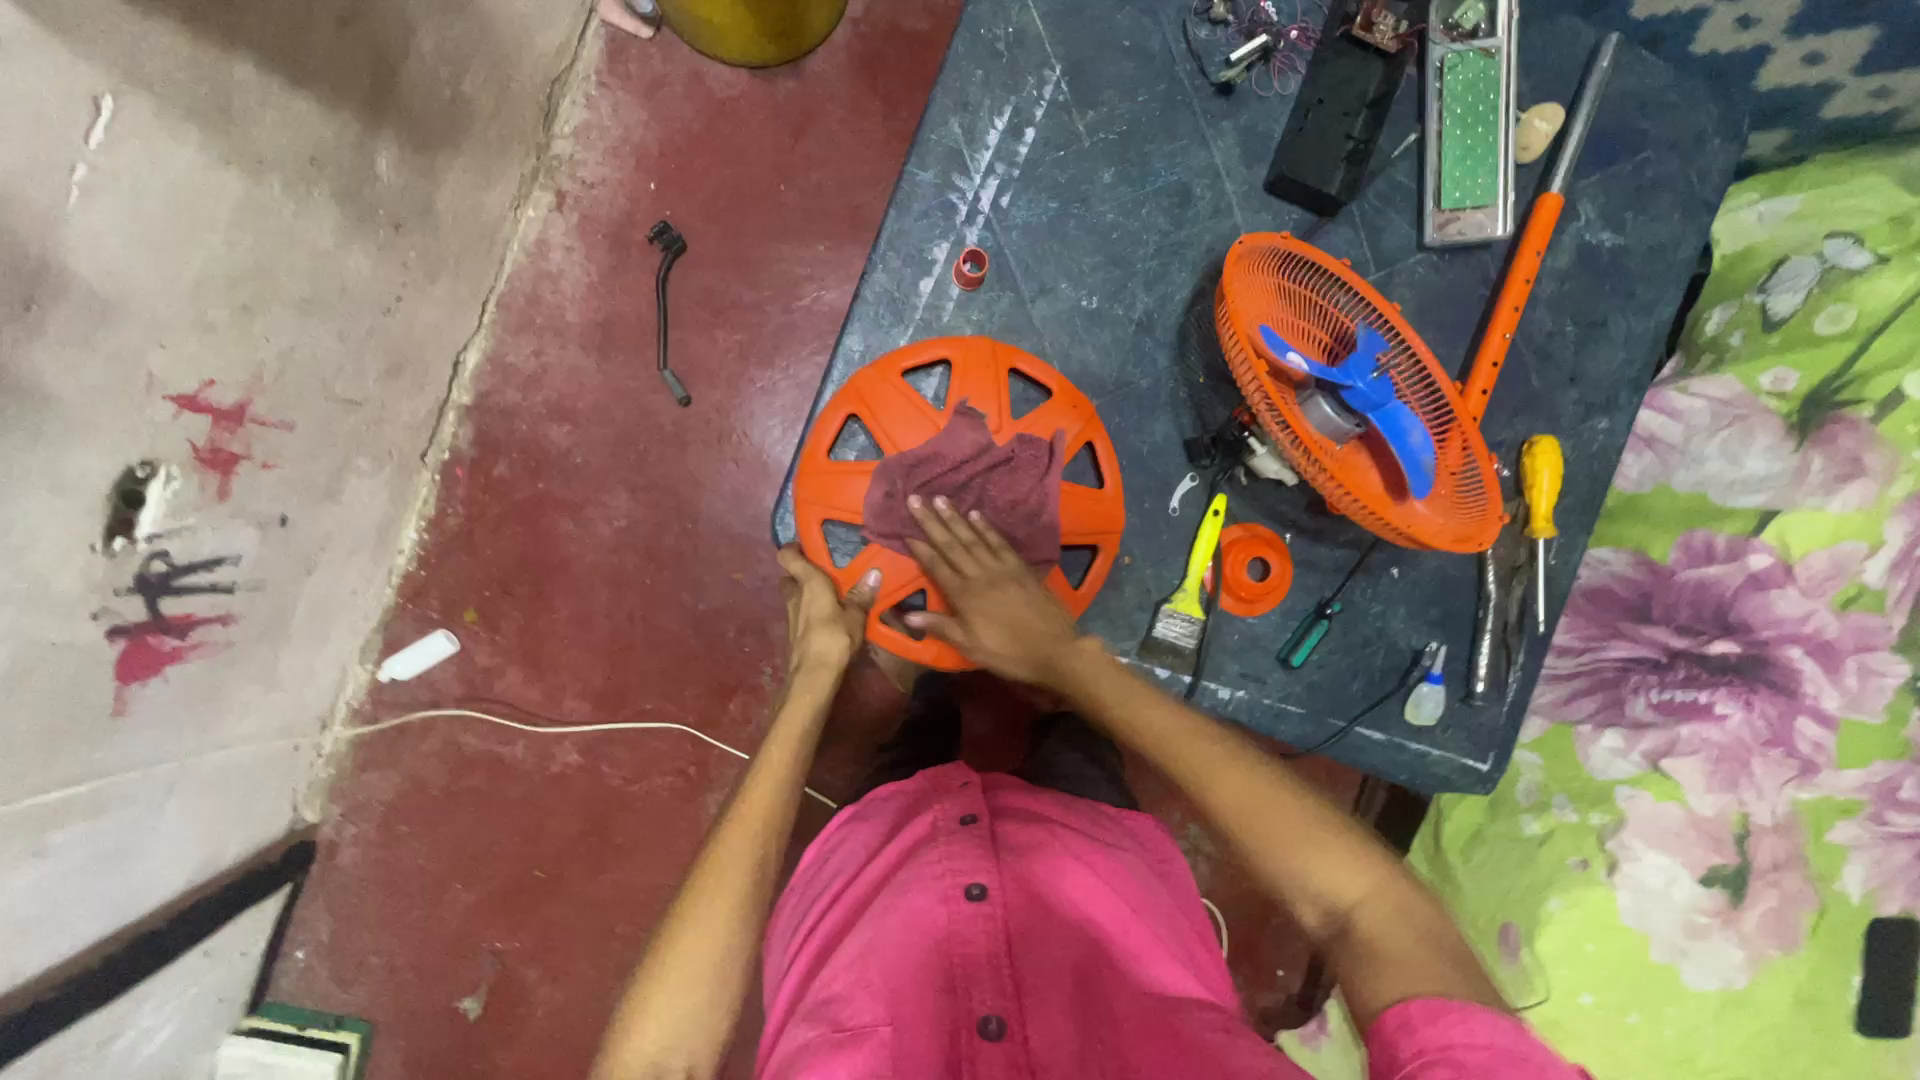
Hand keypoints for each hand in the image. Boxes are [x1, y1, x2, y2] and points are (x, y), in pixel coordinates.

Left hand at [778, 545, 878, 678]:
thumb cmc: (834, 637)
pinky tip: (827, 619)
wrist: (812, 675)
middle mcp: (794, 595)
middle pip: (790, 577)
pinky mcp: (792, 633)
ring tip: (830, 596)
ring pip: (794, 597)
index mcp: (808, 582)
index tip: (807, 546)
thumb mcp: (855, 615)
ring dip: (806, 595)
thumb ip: (861, 594)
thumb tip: (874, 572)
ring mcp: (790, 616)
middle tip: (824, 574)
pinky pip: (799, 614)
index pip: (787, 555)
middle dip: (802, 574)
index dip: (793, 548)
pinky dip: (809, 613)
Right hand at [903, 495, 1094, 687]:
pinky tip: (976, 514)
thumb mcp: (971, 647)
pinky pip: (999, 542)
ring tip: (941, 499)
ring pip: (974, 538)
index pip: (937, 566)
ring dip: (956, 518)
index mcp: (964, 596)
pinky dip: (986, 527)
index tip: (906, 531)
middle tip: (916, 499)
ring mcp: (1002, 568)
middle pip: (952, 544)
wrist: (1055, 649)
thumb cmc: (1009, 653)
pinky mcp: (1021, 567)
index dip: (920, 549)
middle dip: (932, 522)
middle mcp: (980, 575)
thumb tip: (907, 614)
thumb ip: (941, 627)